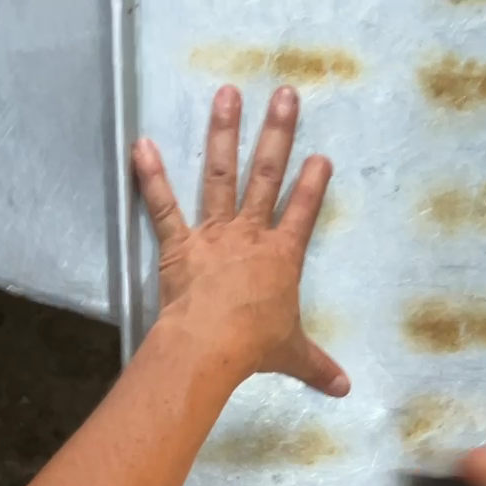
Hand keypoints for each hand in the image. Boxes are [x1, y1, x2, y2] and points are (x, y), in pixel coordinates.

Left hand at [131, 85, 349, 396]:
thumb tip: (345, 390)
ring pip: (220, 177)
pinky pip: (163, 206)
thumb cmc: (255, 347)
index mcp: (282, 257)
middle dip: (277, 134)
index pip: (302, 213)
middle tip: (284, 94)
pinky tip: (140, 144)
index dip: (313, 185)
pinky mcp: (180, 244)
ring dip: (223, 134)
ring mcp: (214, 235)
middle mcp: (250, 235)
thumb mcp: (293, 355)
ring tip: (226, 95)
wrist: (212, 346)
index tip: (320, 157)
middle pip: (267, 176)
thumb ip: (318, 367)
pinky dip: (150, 177)